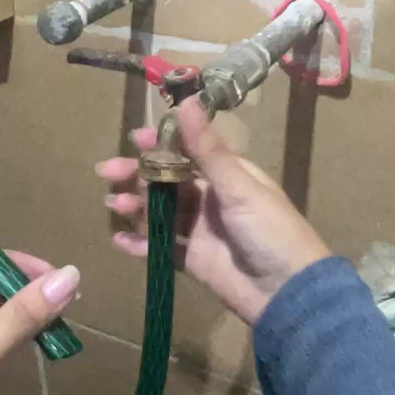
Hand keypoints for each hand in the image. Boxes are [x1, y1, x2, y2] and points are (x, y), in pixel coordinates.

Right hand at [97, 99, 331, 324]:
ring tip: (113, 206)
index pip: (187, 151)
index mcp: (227, 174)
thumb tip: (187, 102)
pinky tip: (117, 241)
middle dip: (136, 175)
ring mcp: (200, 230)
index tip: (132, 138)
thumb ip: (207, 149)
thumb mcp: (239, 186)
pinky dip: (139, 245)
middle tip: (107, 173)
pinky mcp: (192, 260)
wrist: (287, 292)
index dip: (159, 143)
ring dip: (135, 206)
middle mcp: (211, 197)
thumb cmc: (270, 230)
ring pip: (159, 212)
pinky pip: (159, 248)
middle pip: (166, 180)